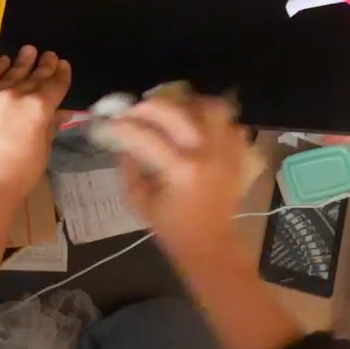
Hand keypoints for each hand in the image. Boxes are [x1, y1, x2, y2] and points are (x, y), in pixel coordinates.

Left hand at [0, 46, 71, 204]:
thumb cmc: (20, 174)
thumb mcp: (43, 150)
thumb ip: (49, 126)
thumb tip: (59, 113)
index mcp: (39, 108)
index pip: (54, 85)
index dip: (61, 75)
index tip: (64, 65)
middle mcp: (16, 95)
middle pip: (34, 77)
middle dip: (44, 66)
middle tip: (50, 55)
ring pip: (11, 74)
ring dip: (22, 62)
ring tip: (29, 50)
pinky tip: (3, 61)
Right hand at [103, 97, 251, 278]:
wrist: (211, 244)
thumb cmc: (171, 227)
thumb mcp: (138, 201)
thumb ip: (128, 167)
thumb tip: (124, 139)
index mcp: (180, 171)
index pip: (145, 136)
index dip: (122, 126)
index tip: (109, 123)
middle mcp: (206, 155)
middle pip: (177, 112)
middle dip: (149, 107)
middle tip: (136, 111)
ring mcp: (228, 152)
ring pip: (212, 108)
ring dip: (189, 104)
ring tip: (173, 111)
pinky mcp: (240, 154)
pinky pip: (231, 123)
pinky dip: (214, 121)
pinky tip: (198, 128)